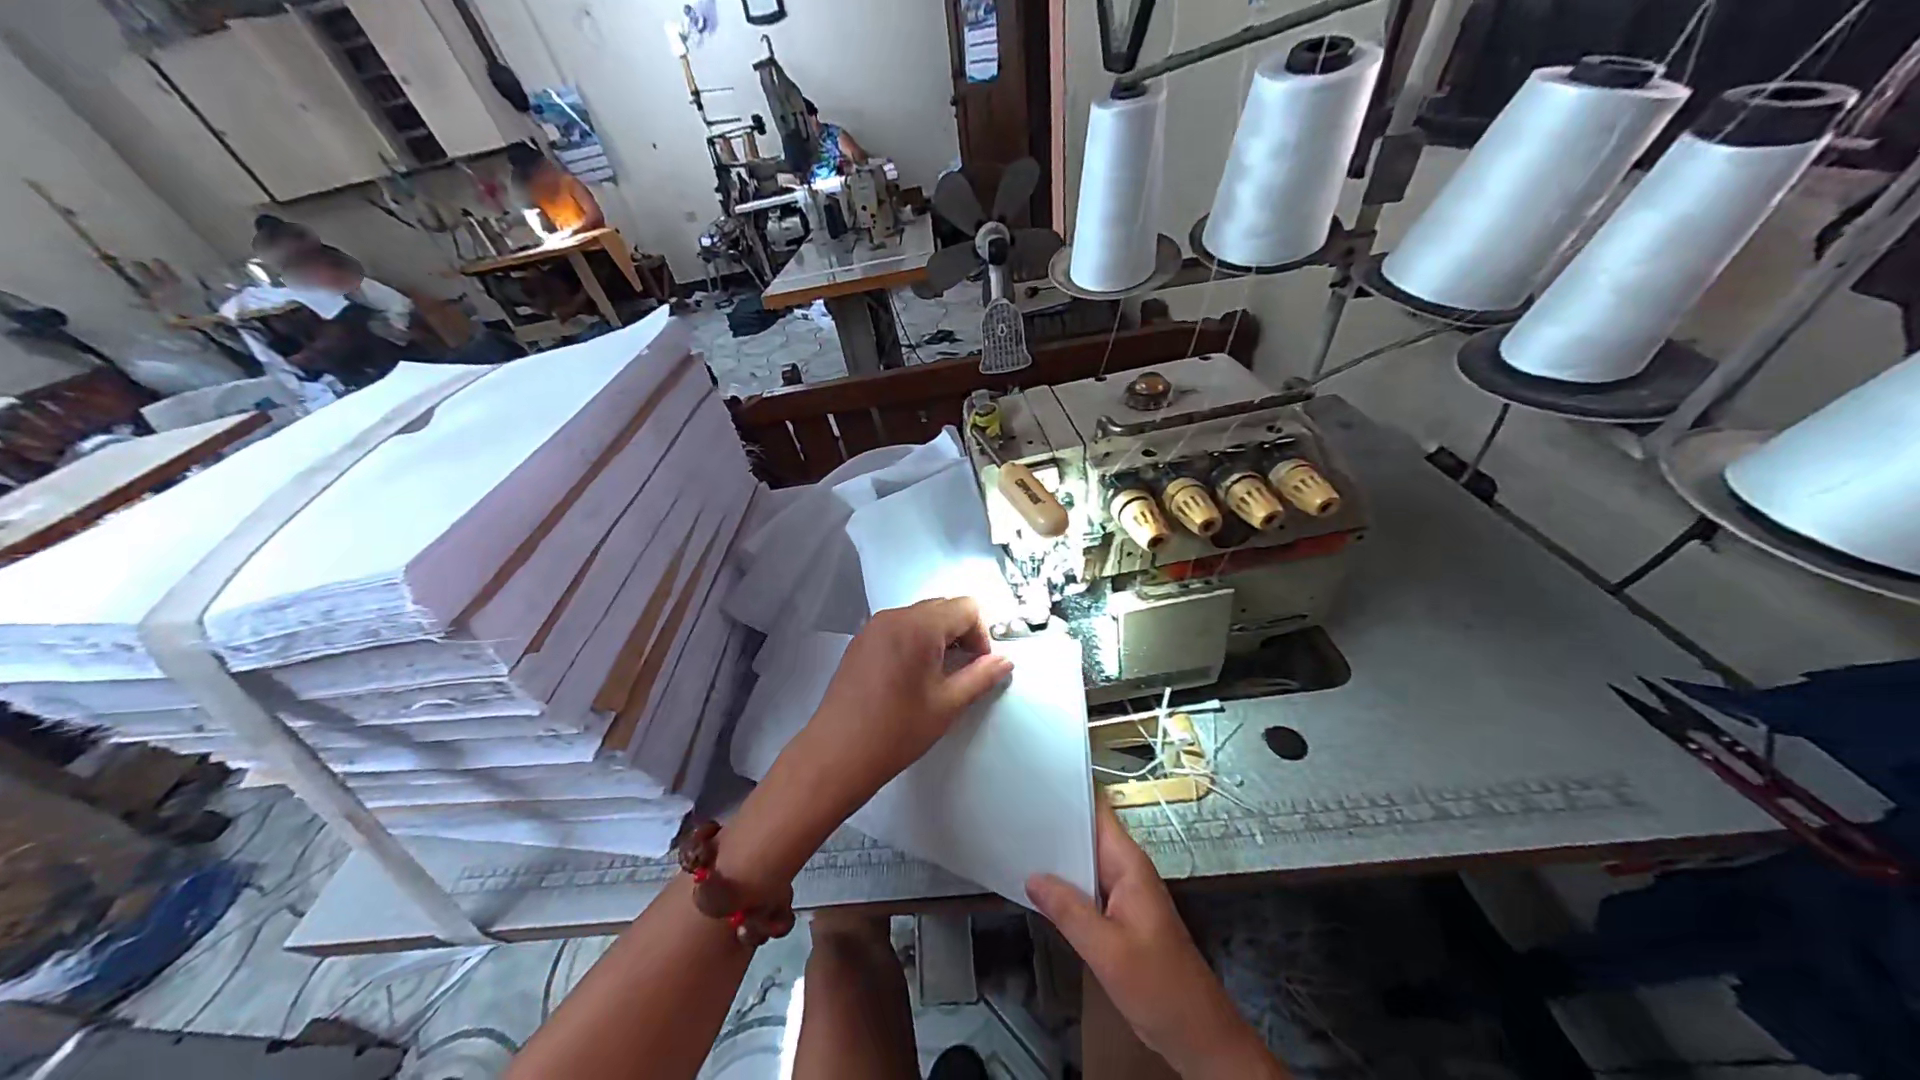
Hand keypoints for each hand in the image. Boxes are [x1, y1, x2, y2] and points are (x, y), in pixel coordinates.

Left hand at [725, 599, 1013, 891]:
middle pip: (943, 607)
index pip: (967, 607)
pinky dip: (915, 642)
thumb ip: (981, 676)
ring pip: (920, 617)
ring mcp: (873, 627)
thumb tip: (1004, 660)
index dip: (982, 634)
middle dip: (962, 633)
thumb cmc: (897, 730)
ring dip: (939, 637)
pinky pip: (899, 628)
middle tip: (964, 671)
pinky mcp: (860, 642)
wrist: (837, 754)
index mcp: (919, 626)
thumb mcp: (948, 705)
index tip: (979, 665)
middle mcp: (894, 616)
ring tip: (938, 677)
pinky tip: (912, 678)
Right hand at [1028, 804, 1288, 1079]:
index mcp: (1129, 865)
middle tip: (1015, 814)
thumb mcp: (1107, 949)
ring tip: (1017, 843)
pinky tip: (1038, 886)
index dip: (1071, 794)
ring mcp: (1123, 893)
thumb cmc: (1159, 986)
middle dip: (1054, 824)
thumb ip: (1069, 911)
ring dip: (1057, 856)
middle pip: (1087, 833)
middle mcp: (1126, 871)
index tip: (1036, 785)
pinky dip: (1064, 884)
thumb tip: (1033, 877)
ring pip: (1085, 862)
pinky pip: (1087, 887)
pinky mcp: (1118, 915)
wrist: (1196, 1033)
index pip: (1099, 811)